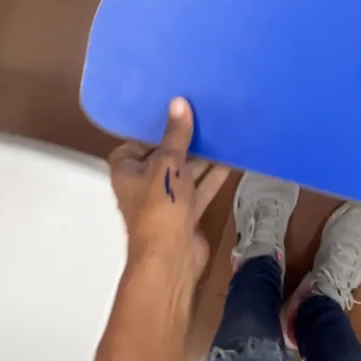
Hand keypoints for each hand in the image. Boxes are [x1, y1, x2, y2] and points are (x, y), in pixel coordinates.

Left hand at [106, 98, 231, 284]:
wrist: (172, 258)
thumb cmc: (160, 208)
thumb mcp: (168, 165)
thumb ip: (176, 135)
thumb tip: (179, 102)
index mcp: (128, 171)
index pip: (136, 142)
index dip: (153, 128)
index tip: (174, 110)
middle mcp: (144, 184)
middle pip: (164, 156)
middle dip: (184, 140)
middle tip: (205, 114)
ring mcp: (166, 200)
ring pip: (185, 172)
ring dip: (203, 157)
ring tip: (223, 132)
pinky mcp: (186, 212)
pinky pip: (201, 188)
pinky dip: (214, 176)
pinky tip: (232, 159)